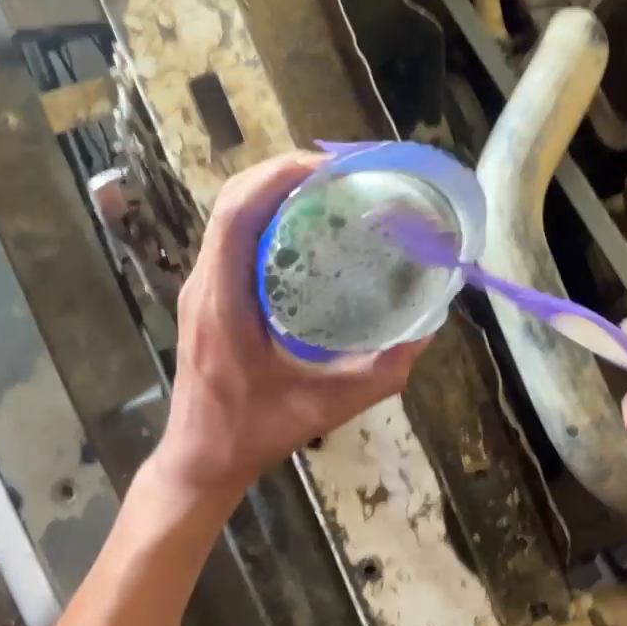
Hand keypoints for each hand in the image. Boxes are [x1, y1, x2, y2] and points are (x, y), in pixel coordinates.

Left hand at [155, 152, 426, 497]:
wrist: (201, 458)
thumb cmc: (255, 432)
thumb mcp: (327, 406)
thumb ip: (379, 373)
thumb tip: (424, 331)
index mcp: (223, 299)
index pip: (240, 212)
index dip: (282, 175)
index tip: (333, 167)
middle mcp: (205, 282)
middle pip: (232, 199)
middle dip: (284, 171)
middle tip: (342, 173)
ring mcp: (201, 288)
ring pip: (230, 215)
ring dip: (274, 190)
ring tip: (329, 190)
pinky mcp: (207, 297)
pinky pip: (233, 237)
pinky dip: (267, 217)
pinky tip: (308, 230)